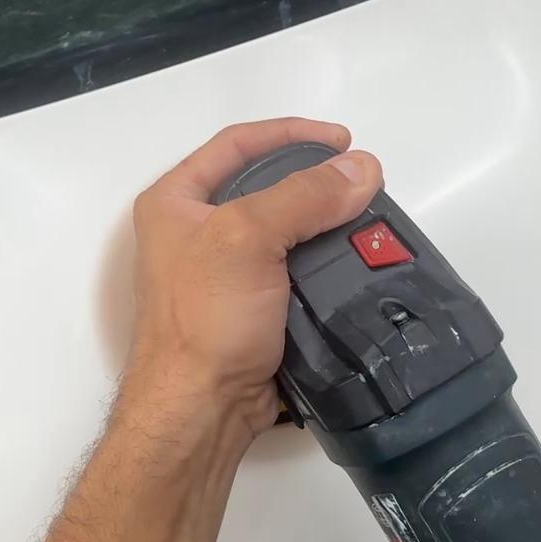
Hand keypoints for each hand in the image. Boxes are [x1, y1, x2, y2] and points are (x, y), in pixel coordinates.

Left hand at [123, 118, 382, 440]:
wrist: (201, 408)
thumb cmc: (206, 317)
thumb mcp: (246, 239)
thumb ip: (304, 196)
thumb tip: (363, 168)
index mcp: (174, 201)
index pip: (236, 144)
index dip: (290, 132)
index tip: (342, 140)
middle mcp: (193, 230)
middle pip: (262, 185)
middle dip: (313, 180)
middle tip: (360, 182)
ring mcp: (222, 271)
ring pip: (283, 229)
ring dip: (323, 223)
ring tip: (366, 220)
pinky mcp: (250, 305)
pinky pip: (293, 268)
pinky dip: (324, 260)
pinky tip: (353, 260)